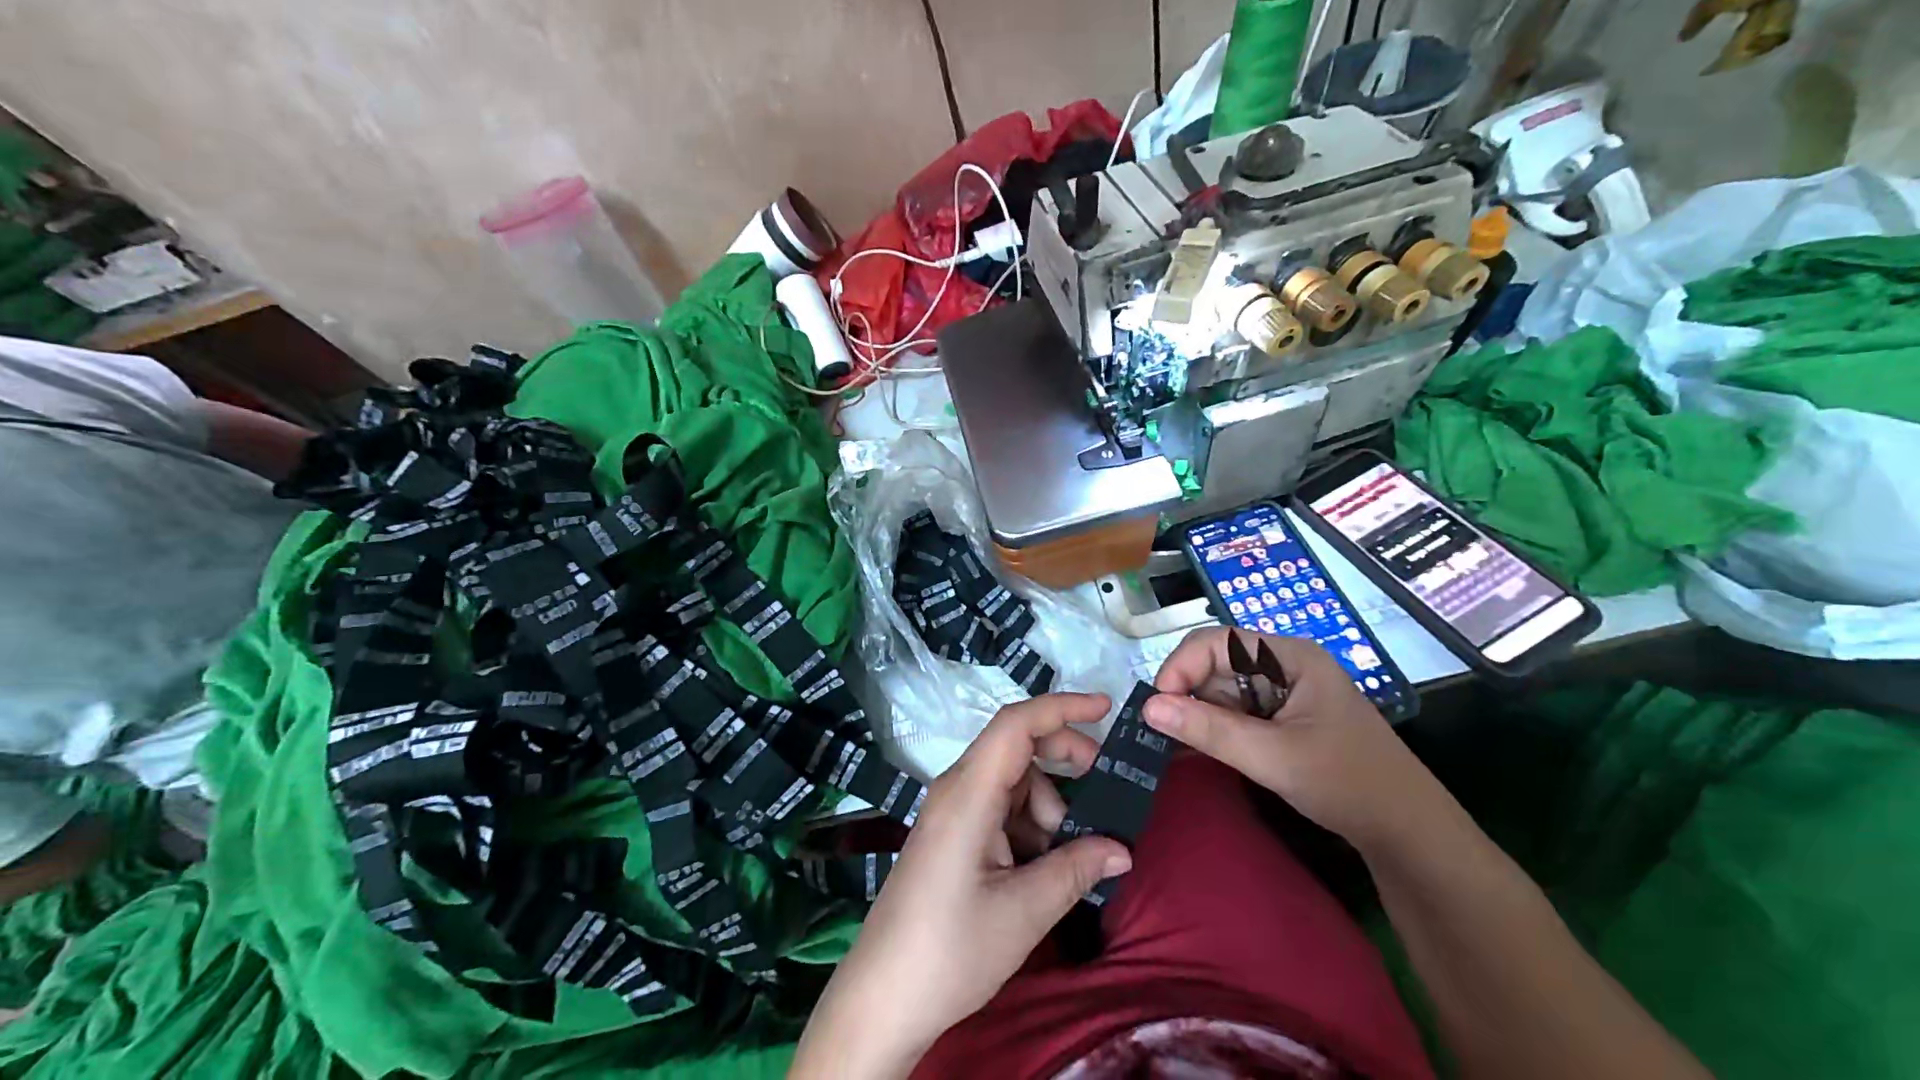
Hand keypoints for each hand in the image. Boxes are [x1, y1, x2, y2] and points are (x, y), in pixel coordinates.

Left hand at [789, 694, 1131, 1079]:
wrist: (883, 998)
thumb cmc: (951, 950)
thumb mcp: (1024, 911)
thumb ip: (1076, 869)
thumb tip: (1123, 848)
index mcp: (967, 793)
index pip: (1016, 724)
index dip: (1062, 707)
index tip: (1107, 707)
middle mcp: (956, 790)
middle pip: (1016, 748)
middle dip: (1063, 759)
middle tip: (1102, 789)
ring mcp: (951, 813)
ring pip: (1012, 783)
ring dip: (1046, 806)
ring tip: (1058, 860)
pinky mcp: (952, 836)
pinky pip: (998, 810)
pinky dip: (1027, 827)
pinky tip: (1038, 870)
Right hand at [1143, 627, 1452, 855]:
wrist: (1406, 832)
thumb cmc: (1346, 782)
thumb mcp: (1272, 756)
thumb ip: (1209, 729)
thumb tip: (1148, 708)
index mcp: (1290, 657)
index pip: (1218, 642)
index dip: (1182, 666)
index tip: (1158, 704)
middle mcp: (1283, 666)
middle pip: (1217, 663)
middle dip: (1187, 691)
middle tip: (1161, 728)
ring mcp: (1283, 693)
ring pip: (1221, 689)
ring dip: (1197, 712)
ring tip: (1175, 741)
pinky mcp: (1281, 719)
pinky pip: (1235, 712)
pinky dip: (1213, 727)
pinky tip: (1196, 747)